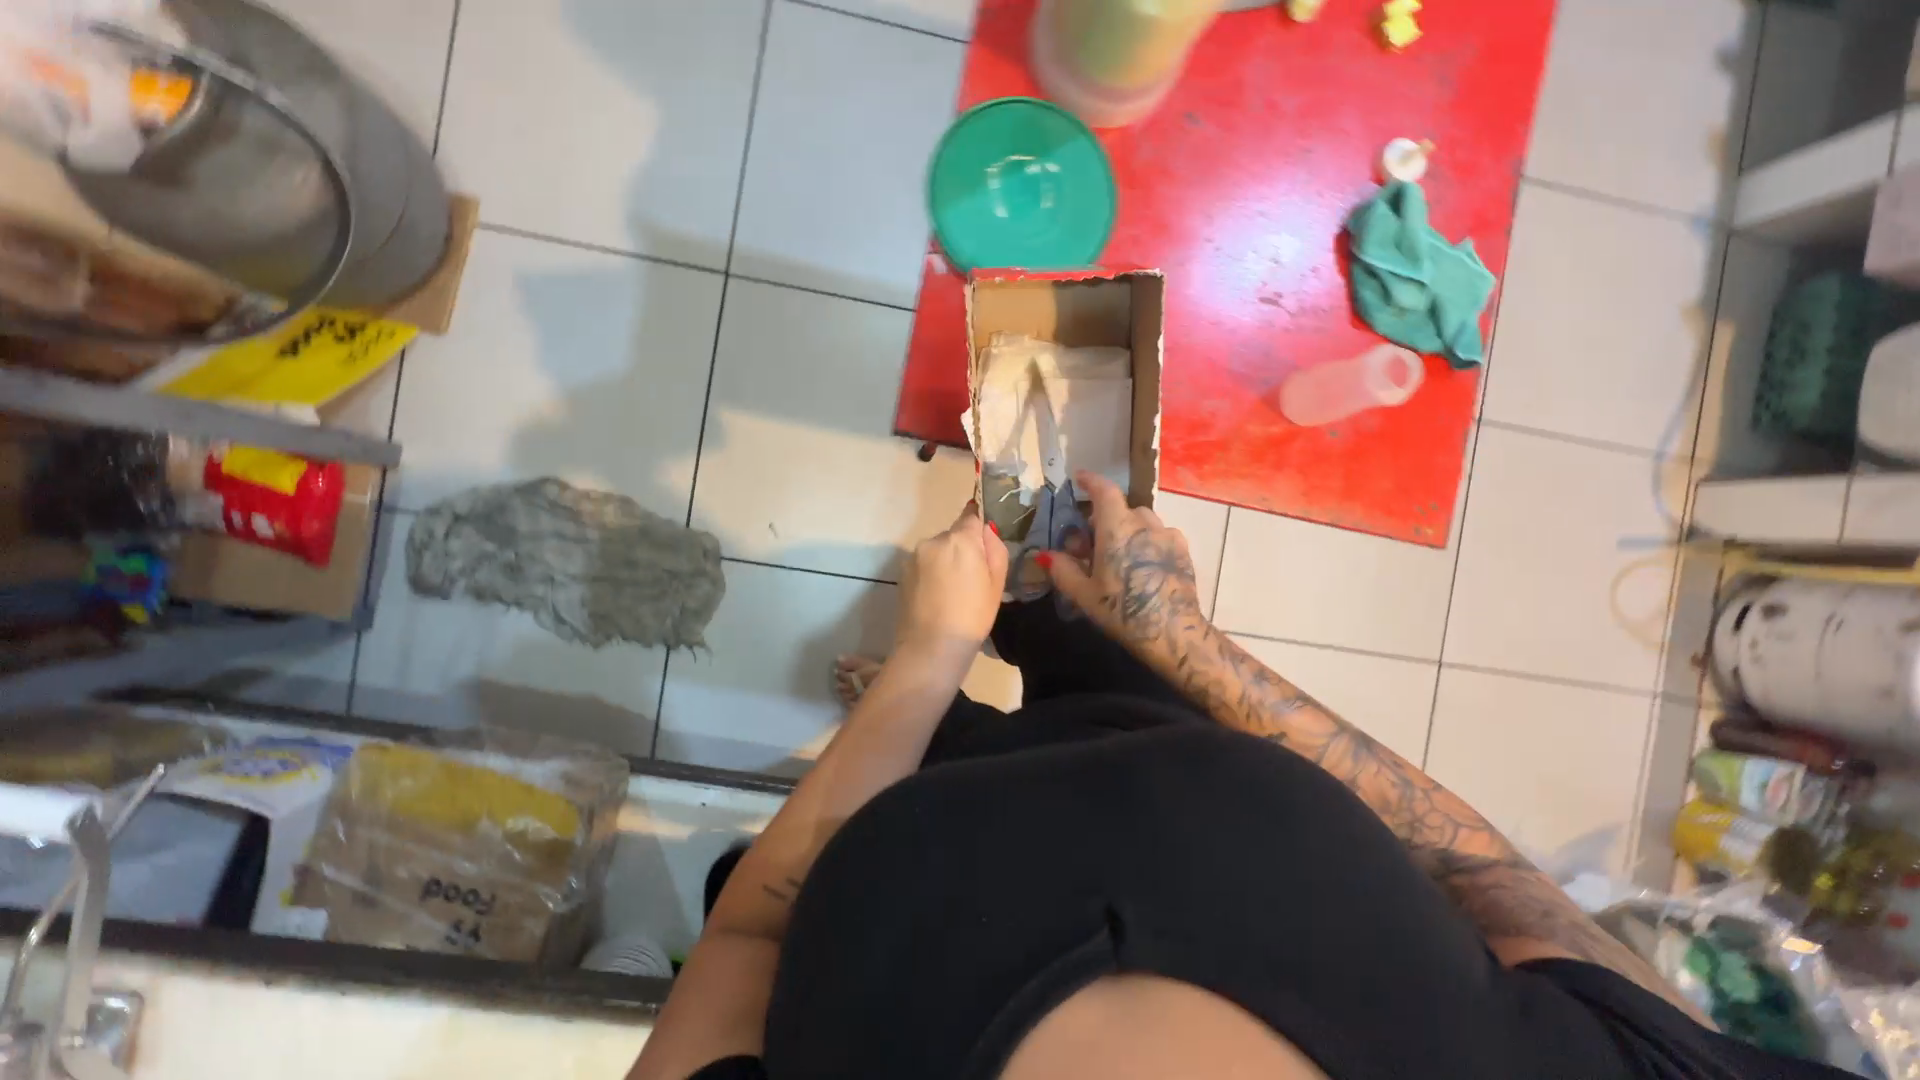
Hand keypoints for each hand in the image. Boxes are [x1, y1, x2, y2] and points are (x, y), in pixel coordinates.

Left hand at [897, 501, 1009, 659]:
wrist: (931, 646)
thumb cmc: (972, 616)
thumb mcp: (997, 583)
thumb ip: (995, 548)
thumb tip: (986, 530)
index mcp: (960, 539)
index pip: (972, 516)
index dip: (979, 530)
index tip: (983, 549)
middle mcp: (933, 540)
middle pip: (953, 535)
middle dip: (962, 550)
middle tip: (971, 580)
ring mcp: (914, 556)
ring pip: (937, 550)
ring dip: (945, 562)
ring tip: (951, 593)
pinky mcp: (902, 572)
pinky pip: (923, 564)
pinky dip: (931, 574)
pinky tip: (936, 598)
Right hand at [1044, 471, 1206, 662]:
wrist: (1172, 632)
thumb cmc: (1122, 611)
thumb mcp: (1084, 594)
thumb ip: (1062, 569)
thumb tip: (1046, 555)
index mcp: (1117, 527)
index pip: (1104, 491)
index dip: (1090, 481)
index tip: (1079, 479)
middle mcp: (1145, 524)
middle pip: (1122, 509)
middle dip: (1105, 518)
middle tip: (1091, 542)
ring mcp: (1168, 536)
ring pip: (1143, 522)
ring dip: (1128, 530)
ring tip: (1119, 555)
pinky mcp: (1183, 551)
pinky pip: (1160, 536)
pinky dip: (1146, 542)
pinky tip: (1141, 566)